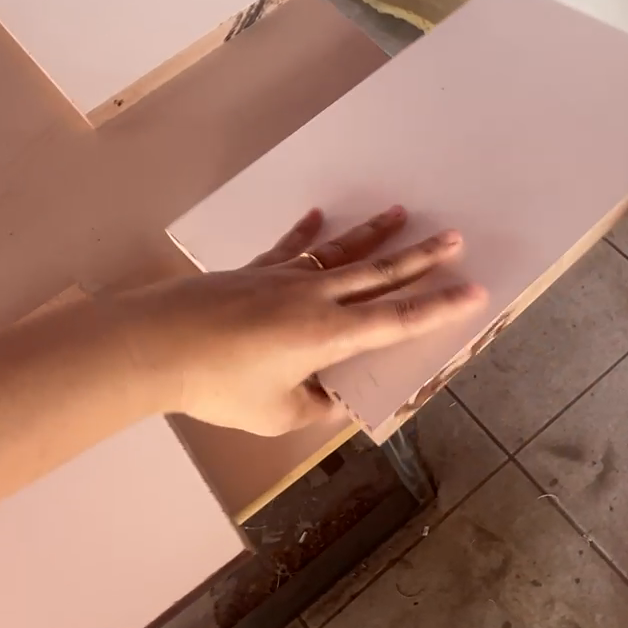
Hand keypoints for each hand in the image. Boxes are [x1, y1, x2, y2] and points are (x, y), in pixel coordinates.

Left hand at [115, 205, 486, 434]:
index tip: (474, 291)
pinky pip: (289, 247)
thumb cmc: (218, 386)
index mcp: (329, 335)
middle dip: (421, 257)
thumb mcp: (276, 414)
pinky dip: (306, 233)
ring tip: (402, 213)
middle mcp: (316, 297)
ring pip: (341, 252)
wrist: (153, 345)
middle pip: (379, 273)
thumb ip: (315, 405)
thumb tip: (334, 395)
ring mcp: (284, 277)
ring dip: (374, 234)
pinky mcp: (254, 270)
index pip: (398, 319)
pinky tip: (317, 215)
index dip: (440, 306)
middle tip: (455, 236)